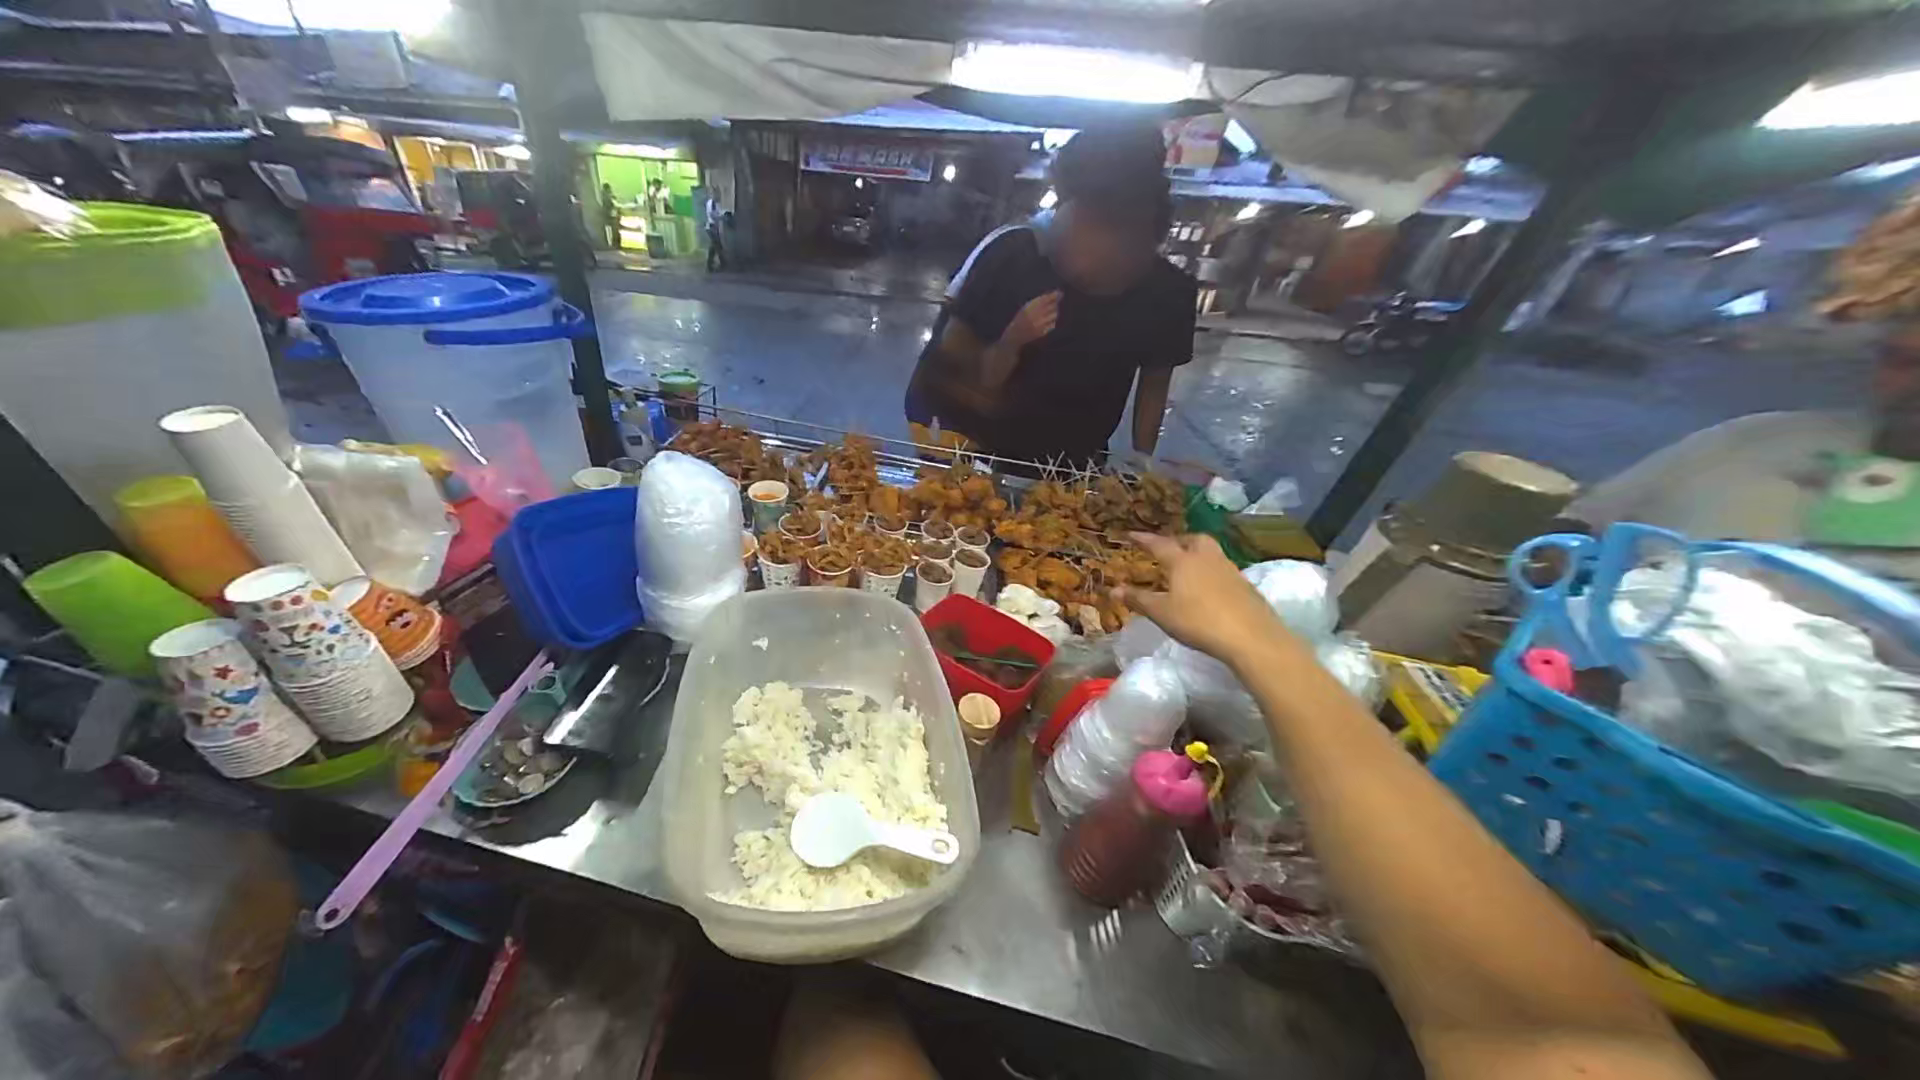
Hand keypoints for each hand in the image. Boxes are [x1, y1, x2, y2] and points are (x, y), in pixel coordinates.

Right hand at [1000, 291, 1061, 349]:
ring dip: (1054, 312)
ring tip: (1051, 312)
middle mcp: (1036, 316)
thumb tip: (1050, 296)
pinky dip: (1051, 322)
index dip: (1053, 296)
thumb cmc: (1019, 320)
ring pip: (1053, 315)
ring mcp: (1040, 325)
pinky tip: (1047, 321)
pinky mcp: (1042, 332)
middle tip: (1055, 303)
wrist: (1015, 335)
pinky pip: (1052, 324)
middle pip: (1051, 307)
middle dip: (1055, 304)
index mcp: (1030, 308)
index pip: (1045, 300)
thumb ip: (1036, 302)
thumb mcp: (1025, 308)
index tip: (1059, 293)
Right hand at [1114, 532, 1295, 669]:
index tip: (1130, 534)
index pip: (1159, 544)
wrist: (1250, 636)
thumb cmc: (1198, 621)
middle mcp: (1206, 558)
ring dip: (1196, 554)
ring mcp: (1229, 569)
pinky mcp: (1245, 584)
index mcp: (1182, 561)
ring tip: (1186, 567)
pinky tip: (1207, 588)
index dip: (1143, 539)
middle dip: (1178, 541)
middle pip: (1192, 540)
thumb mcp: (1162, 613)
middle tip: (1167, 549)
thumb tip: (1113, 590)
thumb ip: (1138, 600)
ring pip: (1210, 552)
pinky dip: (1210, 571)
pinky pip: (1222, 568)